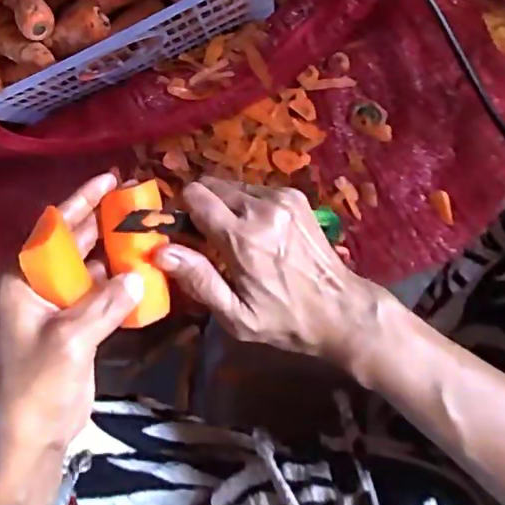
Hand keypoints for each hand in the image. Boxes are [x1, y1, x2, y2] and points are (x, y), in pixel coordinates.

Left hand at [0, 172, 144, 504]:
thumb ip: (103, 305)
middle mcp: (36, 282)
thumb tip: (139, 276)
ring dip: (111, 249)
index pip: (53, 228)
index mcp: (21, 277)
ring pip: (86, 265)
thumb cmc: (36, 386)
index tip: (107, 178)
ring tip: (143, 225)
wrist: (29, 441)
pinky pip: (95, 292)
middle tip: (133, 195)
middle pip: (71, 241)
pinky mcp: (71, 324)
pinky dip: (116, 281)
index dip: (80, 201)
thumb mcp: (69, 341)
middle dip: (100, 219)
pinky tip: (140, 268)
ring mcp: (54, 303)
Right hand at [154, 176, 405, 381]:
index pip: (195, 195)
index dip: (185, 210)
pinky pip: (253, 189)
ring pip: (231, 186)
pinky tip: (261, 230)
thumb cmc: (286, 319)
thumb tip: (160, 251)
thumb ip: (198, 280)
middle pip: (210, 185)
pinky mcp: (294, 195)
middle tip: (212, 236)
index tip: (188, 232)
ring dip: (226, 205)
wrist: (344, 310)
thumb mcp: (238, 317)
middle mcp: (260, 209)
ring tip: (240, 236)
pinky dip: (248, 204)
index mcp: (242, 238)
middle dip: (203, 205)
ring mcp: (280, 198)